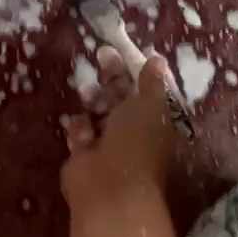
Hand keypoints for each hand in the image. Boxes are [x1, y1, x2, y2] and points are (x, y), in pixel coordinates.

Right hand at [59, 46, 178, 216]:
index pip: (146, 86)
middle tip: (101, 54)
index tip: (123, 48)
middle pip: (121, 93)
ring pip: (98, 106)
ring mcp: (108, 141)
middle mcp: (133, 129)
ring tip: (89, 96)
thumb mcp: (150, 104)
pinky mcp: (83, 151)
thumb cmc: (137, 142)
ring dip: (94, 97)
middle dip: (111, 74)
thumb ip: (151, 80)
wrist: (108, 188)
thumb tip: (158, 59)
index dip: (135, 67)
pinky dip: (80, 128)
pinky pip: (79, 127)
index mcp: (155, 119)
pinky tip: (84, 137)